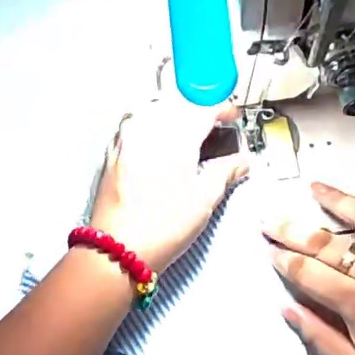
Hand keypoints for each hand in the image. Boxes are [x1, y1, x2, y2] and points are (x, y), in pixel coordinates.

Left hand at [88, 97, 247, 272]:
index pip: (204, 107)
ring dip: (175, 117)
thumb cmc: (163, 225)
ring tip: (189, 135)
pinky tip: (162, 146)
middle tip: (214, 125)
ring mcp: (126, 138)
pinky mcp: (113, 152)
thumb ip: (226, 171)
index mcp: (175, 133)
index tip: (232, 116)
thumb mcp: (205, 198)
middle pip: (179, 105)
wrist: (118, 249)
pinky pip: (137, 127)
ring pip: (155, 112)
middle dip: (198, 111)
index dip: (223, 109)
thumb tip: (240, 162)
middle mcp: (148, 127)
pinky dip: (154, 128)